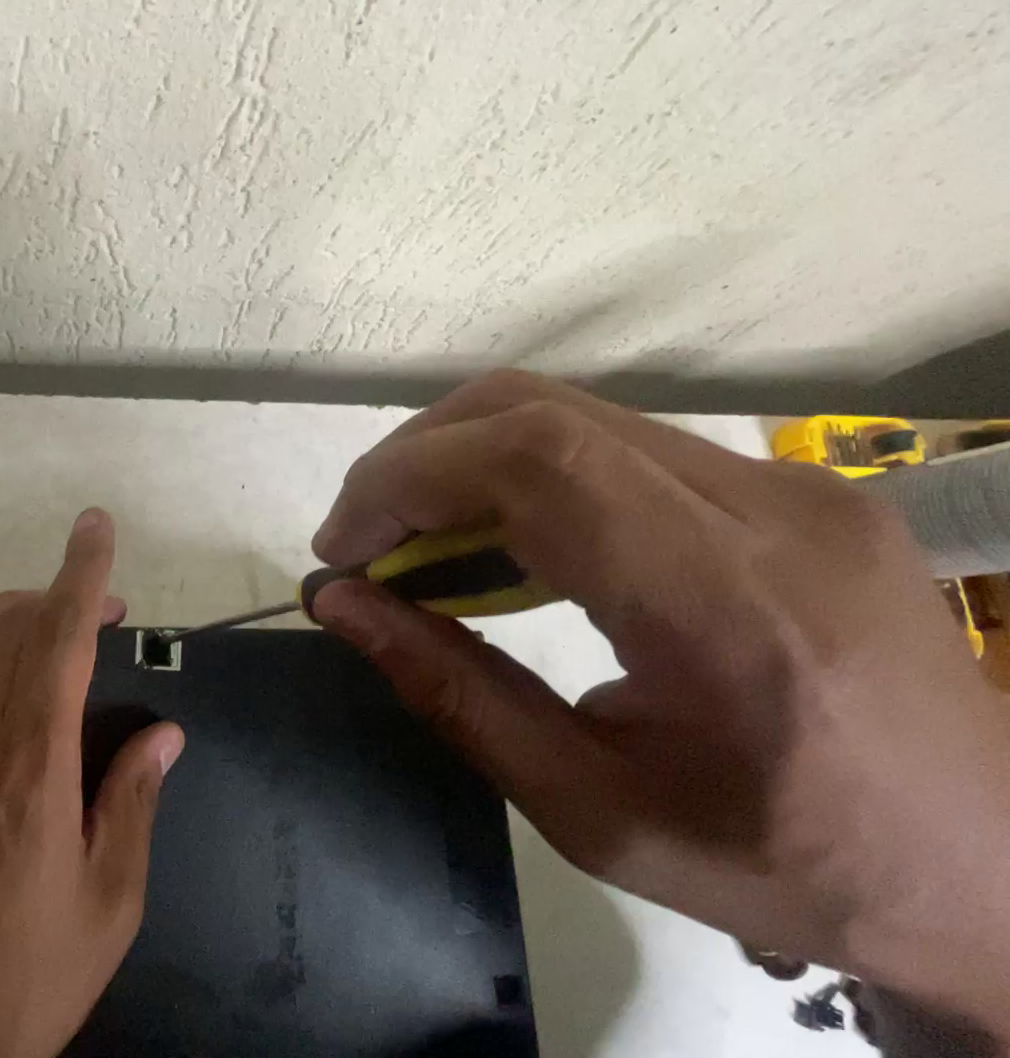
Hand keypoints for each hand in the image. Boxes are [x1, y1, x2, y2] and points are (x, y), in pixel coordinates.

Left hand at [0, 509, 184, 1057]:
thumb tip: (163, 735)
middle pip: (16, 629)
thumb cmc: (22, 974)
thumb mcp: (108, 904)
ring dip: (10, 605)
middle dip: (64, 600)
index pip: (62, 640)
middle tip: (104, 610)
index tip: (97, 528)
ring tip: (47, 606)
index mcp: (33, 764)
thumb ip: (133, 803)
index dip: (84, 575)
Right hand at [309, 371, 1009, 1042]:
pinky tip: (493, 542)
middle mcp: (767, 508)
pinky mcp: (785, 486)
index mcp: (725, 605)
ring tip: (408, 543)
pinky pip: (612, 444)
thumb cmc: (787, 864)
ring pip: (568, 412)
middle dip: (411, 462)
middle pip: (538, 411)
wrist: (1005, 871)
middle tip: (359, 543)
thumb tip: (339, 606)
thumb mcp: (589, 809)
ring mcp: (788, 483)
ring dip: (456, 461)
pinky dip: (515, 474)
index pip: (533, 464)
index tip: (341, 552)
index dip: (404, 481)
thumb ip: (453, 692)